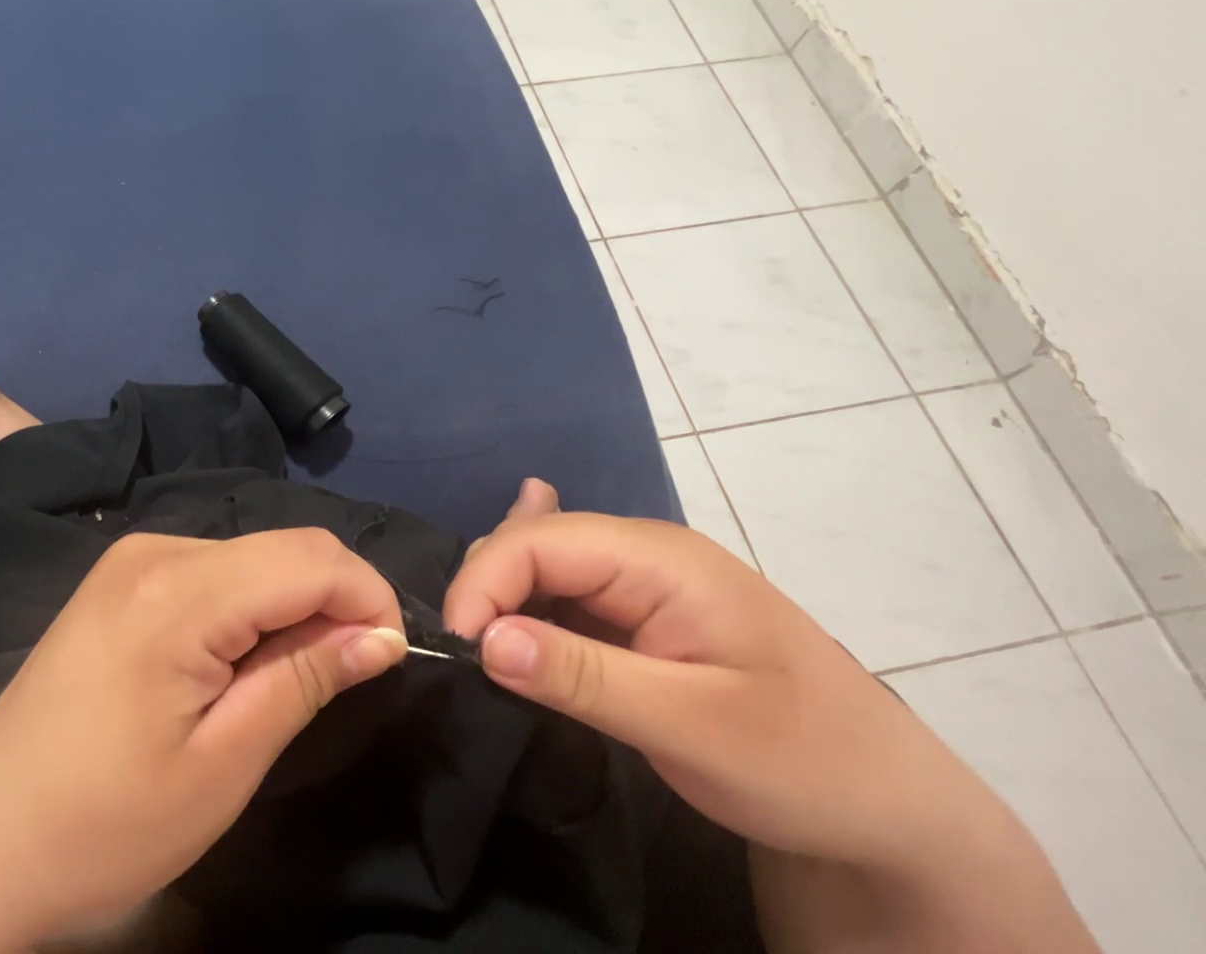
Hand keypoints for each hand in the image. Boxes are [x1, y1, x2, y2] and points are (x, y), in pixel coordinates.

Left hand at [0, 528, 408, 951]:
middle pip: (285, 549)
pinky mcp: (124, 578)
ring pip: (256, 557)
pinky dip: (254, 608)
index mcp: (179, 591)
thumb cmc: (103, 822)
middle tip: (345, 681)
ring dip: (295, 608)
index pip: (312, 557)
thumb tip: (383, 635)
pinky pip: (218, 571)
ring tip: (291, 683)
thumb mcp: (223, 765)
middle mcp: (156, 549)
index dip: (370, 598)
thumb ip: (304, 680)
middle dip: (336, 603)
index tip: (391, 661)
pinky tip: (242, 664)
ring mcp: (133, 558)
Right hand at [446, 509, 1098, 952]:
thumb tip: (482, 640)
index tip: (457, 652)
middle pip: (535, 543)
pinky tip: (508, 607)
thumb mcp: (690, 725)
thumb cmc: (802, 762)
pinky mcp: (644, 618)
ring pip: (545, 567)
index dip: (482, 584)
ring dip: (502, 601)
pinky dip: (528, 605)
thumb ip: (582, 676)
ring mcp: (647, 584)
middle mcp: (649, 555)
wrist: (888, 804)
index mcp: (663, 559)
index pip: (538, 541)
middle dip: (485, 589)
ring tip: (477, 651)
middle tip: (465, 662)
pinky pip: (569, 594)